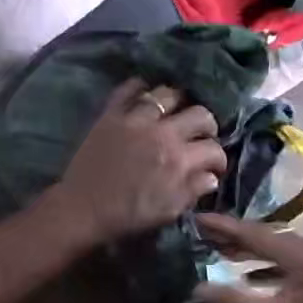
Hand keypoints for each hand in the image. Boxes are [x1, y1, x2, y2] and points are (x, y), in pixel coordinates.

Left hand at [43, 79, 226, 243]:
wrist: (82, 209)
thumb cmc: (127, 215)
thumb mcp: (167, 211)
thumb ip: (193, 191)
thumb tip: (211, 176)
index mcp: (179, 160)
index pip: (213, 149)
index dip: (219, 159)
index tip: (215, 166)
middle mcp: (162, 133)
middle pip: (199, 114)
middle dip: (208, 126)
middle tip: (201, 135)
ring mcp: (135, 120)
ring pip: (167, 95)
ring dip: (178, 102)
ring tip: (175, 112)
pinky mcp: (111, 115)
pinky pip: (127, 89)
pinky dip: (138, 87)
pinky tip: (144, 93)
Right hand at [193, 213, 302, 302]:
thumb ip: (233, 301)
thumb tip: (196, 289)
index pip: (254, 234)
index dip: (223, 227)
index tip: (197, 218)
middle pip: (271, 238)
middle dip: (237, 240)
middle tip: (207, 239)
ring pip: (286, 249)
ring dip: (257, 254)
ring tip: (227, 256)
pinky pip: (301, 259)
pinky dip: (277, 265)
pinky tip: (259, 277)